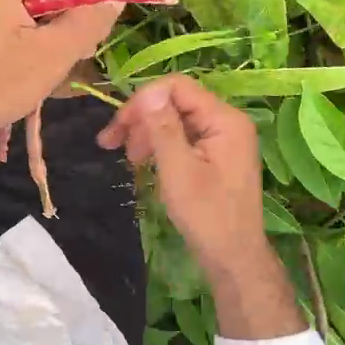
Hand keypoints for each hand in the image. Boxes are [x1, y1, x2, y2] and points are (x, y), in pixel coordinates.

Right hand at [96, 75, 304, 339]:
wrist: (233, 256)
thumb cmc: (206, 215)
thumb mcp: (178, 169)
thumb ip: (163, 128)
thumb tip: (148, 91)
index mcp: (225, 120)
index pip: (177, 87)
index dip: (143, 100)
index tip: (119, 126)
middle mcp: (227, 121)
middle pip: (174, 101)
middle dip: (141, 117)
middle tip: (112, 143)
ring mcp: (222, 137)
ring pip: (174, 117)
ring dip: (146, 131)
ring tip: (128, 157)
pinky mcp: (215, 152)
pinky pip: (181, 134)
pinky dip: (158, 143)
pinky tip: (143, 160)